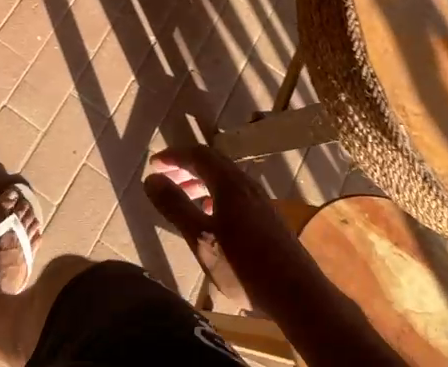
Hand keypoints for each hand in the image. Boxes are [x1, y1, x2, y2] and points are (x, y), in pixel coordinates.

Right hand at [144, 145, 311, 286]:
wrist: (296, 293)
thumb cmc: (243, 266)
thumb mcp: (201, 238)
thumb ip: (175, 206)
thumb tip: (151, 178)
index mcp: (229, 183)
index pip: (198, 154)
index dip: (174, 156)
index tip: (154, 164)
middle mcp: (246, 184)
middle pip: (213, 163)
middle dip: (186, 166)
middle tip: (165, 178)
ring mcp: (261, 200)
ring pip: (226, 179)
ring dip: (202, 181)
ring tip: (184, 196)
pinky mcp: (268, 218)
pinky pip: (236, 194)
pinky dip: (217, 195)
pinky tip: (213, 217)